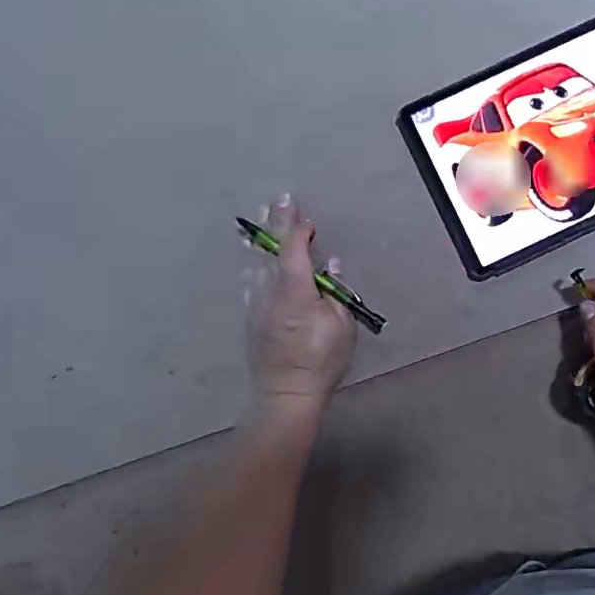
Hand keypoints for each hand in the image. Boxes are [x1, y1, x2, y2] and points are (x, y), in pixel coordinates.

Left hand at [245, 195, 355, 408]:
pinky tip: (253, 263)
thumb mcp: (342, 327)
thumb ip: (336, 292)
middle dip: (274, 225)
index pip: (293, 249)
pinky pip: (252, 283)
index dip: (296, 228)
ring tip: (257, 225)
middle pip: (270, 251)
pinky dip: (255, 266)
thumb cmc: (321, 360)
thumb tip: (333, 266)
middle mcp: (271, 291)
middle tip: (273, 202)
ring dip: (260, 243)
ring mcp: (258, 305)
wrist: (286, 393)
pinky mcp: (252, 319)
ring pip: (256, 266)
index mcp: (295, 290)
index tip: (300, 212)